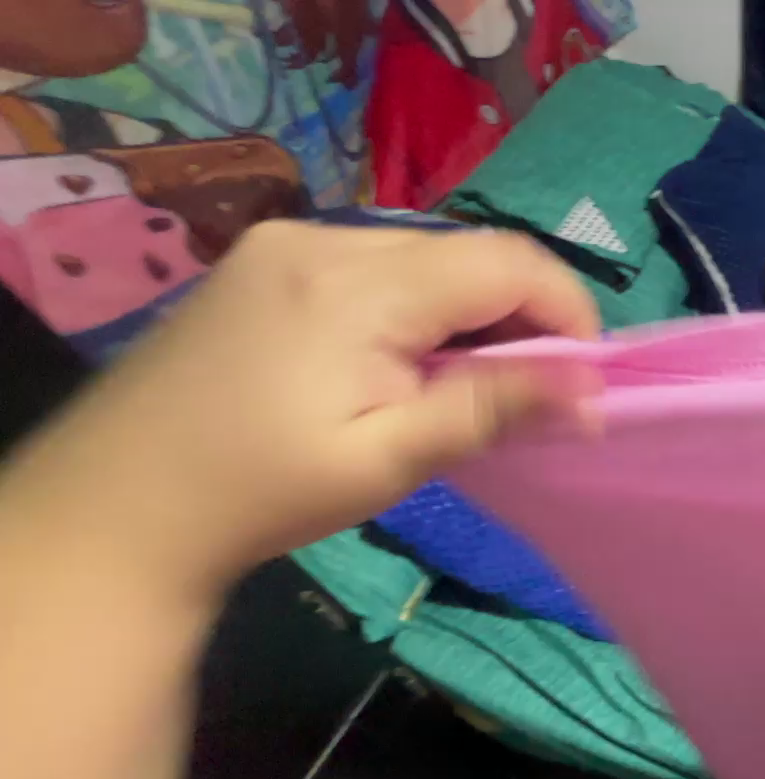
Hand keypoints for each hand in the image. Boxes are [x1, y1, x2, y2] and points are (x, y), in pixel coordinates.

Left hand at [0, 221, 602, 596]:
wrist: (121, 504)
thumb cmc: (266, 489)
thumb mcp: (395, 458)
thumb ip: (496, 409)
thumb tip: (595, 393)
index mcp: (357, 285)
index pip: (508, 263)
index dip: (570, 312)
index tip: (585, 381)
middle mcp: (326, 240)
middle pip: (478, 254)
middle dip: (533, 318)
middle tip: (537, 394)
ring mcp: (296, 245)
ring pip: (441, 259)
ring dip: (487, 316)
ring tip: (481, 386)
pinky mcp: (281, 263)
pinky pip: (397, 268)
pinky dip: (440, 311)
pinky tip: (425, 364)